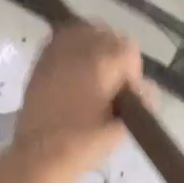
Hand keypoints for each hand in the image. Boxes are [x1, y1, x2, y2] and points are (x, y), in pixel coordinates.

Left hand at [12, 22, 146, 178]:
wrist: (40, 152)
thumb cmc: (85, 142)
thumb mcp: (121, 124)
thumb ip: (139, 101)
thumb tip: (144, 89)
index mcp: (106, 61)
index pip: (129, 48)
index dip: (131, 69)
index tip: (126, 90)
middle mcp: (82, 48)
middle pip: (106, 34)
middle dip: (112, 53)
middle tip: (110, 81)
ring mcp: (57, 51)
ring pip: (82, 30)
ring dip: (90, 45)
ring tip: (91, 71)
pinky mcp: (39, 61)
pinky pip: (59, 40)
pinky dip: (68, 47)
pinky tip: (70, 68)